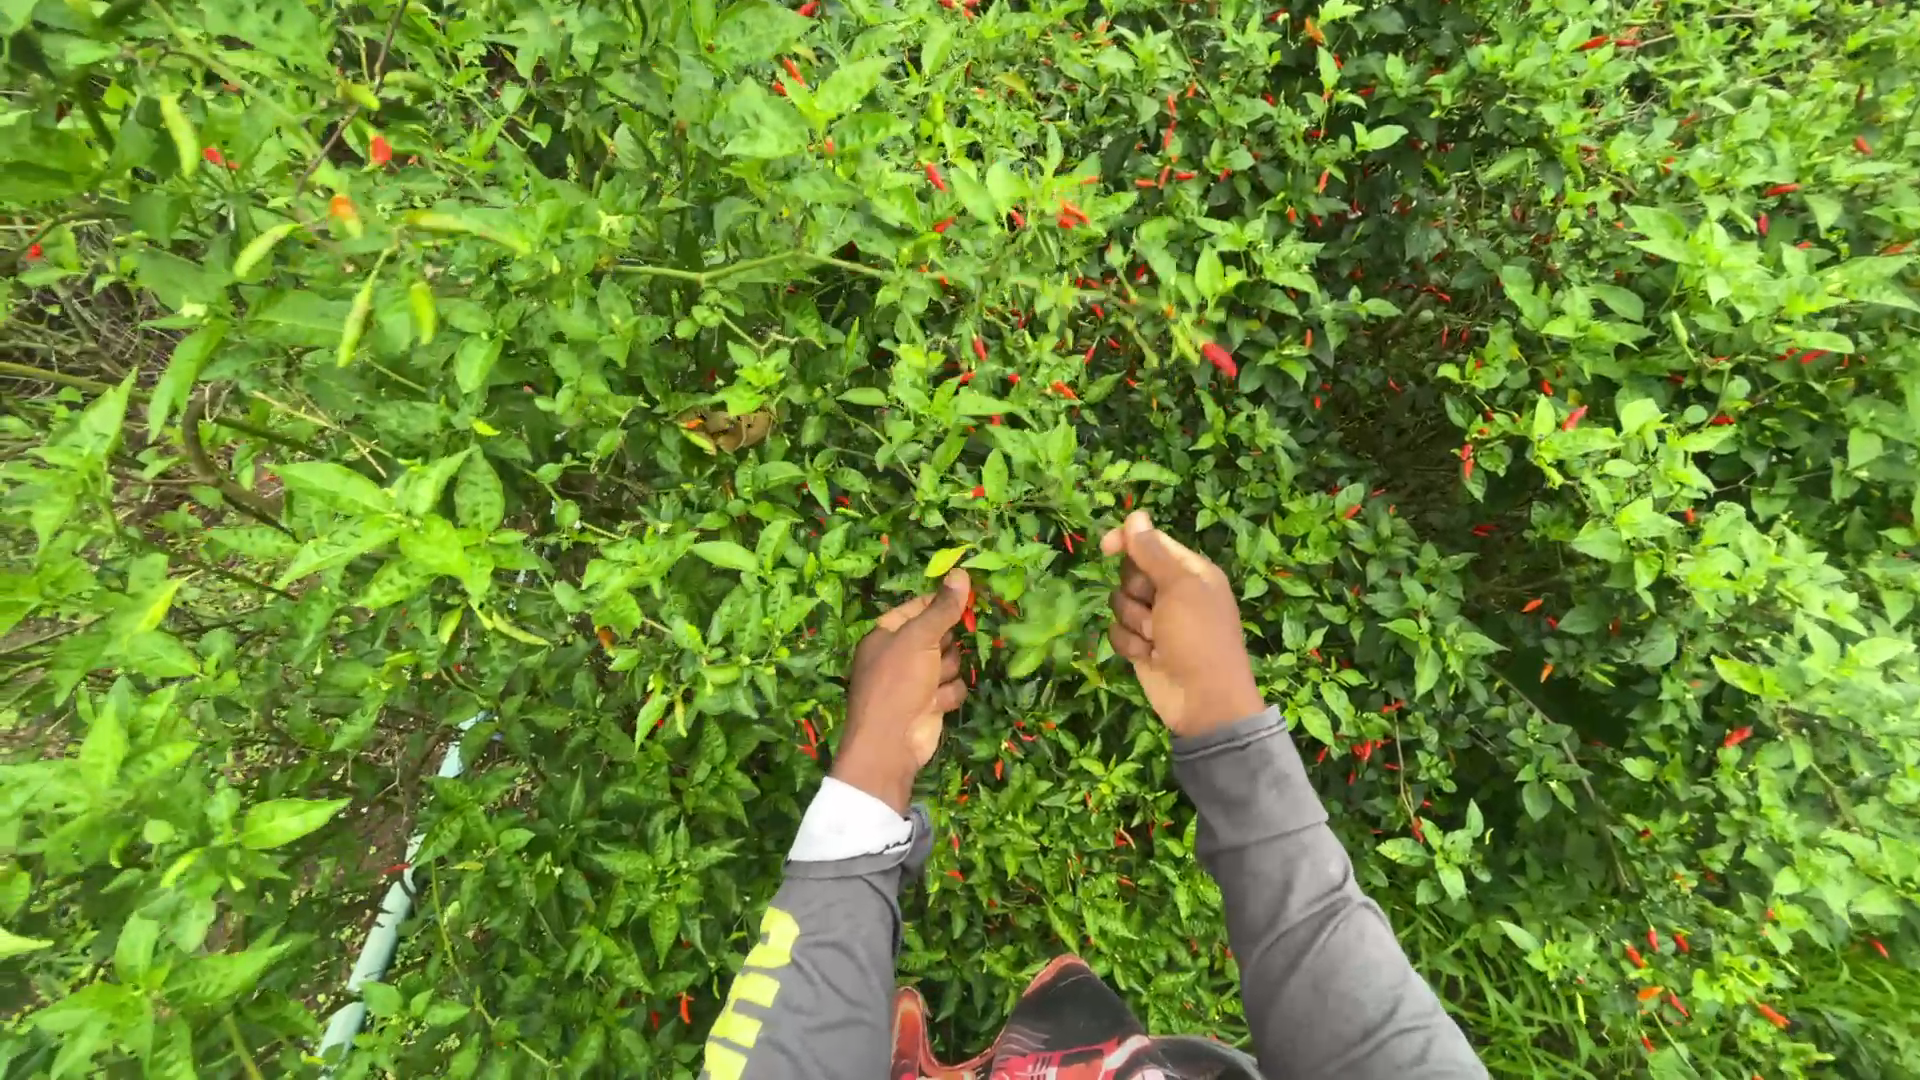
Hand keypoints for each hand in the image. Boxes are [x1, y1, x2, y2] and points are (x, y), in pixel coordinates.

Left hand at [835, 569, 971, 813]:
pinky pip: (952, 687)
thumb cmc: (897, 682)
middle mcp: (899, 655)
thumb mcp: (920, 638)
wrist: (891, 743)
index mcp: (886, 634)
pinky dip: (948, 694)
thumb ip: (943, 608)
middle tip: (948, 643)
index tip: (966, 598)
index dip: (939, 604)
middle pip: (937, 634)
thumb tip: (961, 573)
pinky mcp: (930, 703)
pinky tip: (937, 702)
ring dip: (947, 670)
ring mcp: (915, 681)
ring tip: (935, 679)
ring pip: (949, 661)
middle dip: (946, 642)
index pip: (918, 608)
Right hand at [1100, 511, 1263, 737]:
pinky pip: (1117, 632)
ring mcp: (1156, 620)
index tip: (1105, 547)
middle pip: (1131, 572)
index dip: (1128, 542)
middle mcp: (1173, 592)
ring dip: (1134, 622)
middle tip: (1154, 607)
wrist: (1203, 700)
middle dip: (1135, 591)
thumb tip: (1135, 516)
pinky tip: (1149, 656)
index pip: (1151, 543)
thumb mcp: (1180, 588)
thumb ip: (1152, 552)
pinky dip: (1130, 644)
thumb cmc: (1199, 637)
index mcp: (1190, 572)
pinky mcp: (1141, 645)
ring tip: (1156, 638)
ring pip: (1120, 603)